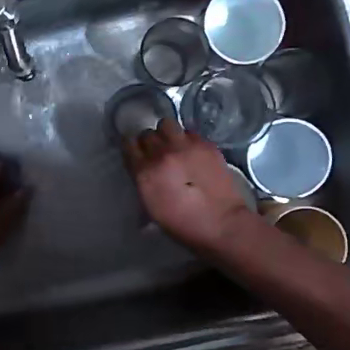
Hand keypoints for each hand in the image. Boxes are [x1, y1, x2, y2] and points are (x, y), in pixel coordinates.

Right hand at [123, 119, 257, 252]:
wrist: (221, 224)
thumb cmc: (182, 225)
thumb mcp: (151, 209)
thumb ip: (142, 183)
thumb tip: (141, 172)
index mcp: (145, 172)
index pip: (128, 145)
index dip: (131, 147)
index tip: (136, 152)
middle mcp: (162, 153)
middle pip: (147, 134)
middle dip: (149, 142)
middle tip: (157, 152)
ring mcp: (185, 146)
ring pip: (167, 124)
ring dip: (167, 133)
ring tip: (173, 145)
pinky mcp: (206, 144)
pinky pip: (189, 133)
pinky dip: (187, 140)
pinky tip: (192, 152)